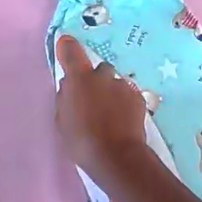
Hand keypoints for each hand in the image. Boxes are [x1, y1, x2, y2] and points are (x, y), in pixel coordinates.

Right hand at [54, 34, 154, 189]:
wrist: (115, 156)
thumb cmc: (81, 139)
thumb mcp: (62, 119)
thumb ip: (65, 97)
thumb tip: (69, 86)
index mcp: (79, 78)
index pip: (71, 50)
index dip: (67, 46)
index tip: (65, 45)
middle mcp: (102, 75)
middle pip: (99, 69)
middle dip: (95, 79)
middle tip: (91, 99)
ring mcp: (123, 86)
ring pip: (115, 83)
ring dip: (110, 92)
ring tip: (108, 114)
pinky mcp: (139, 98)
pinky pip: (128, 95)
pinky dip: (124, 103)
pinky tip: (121, 119)